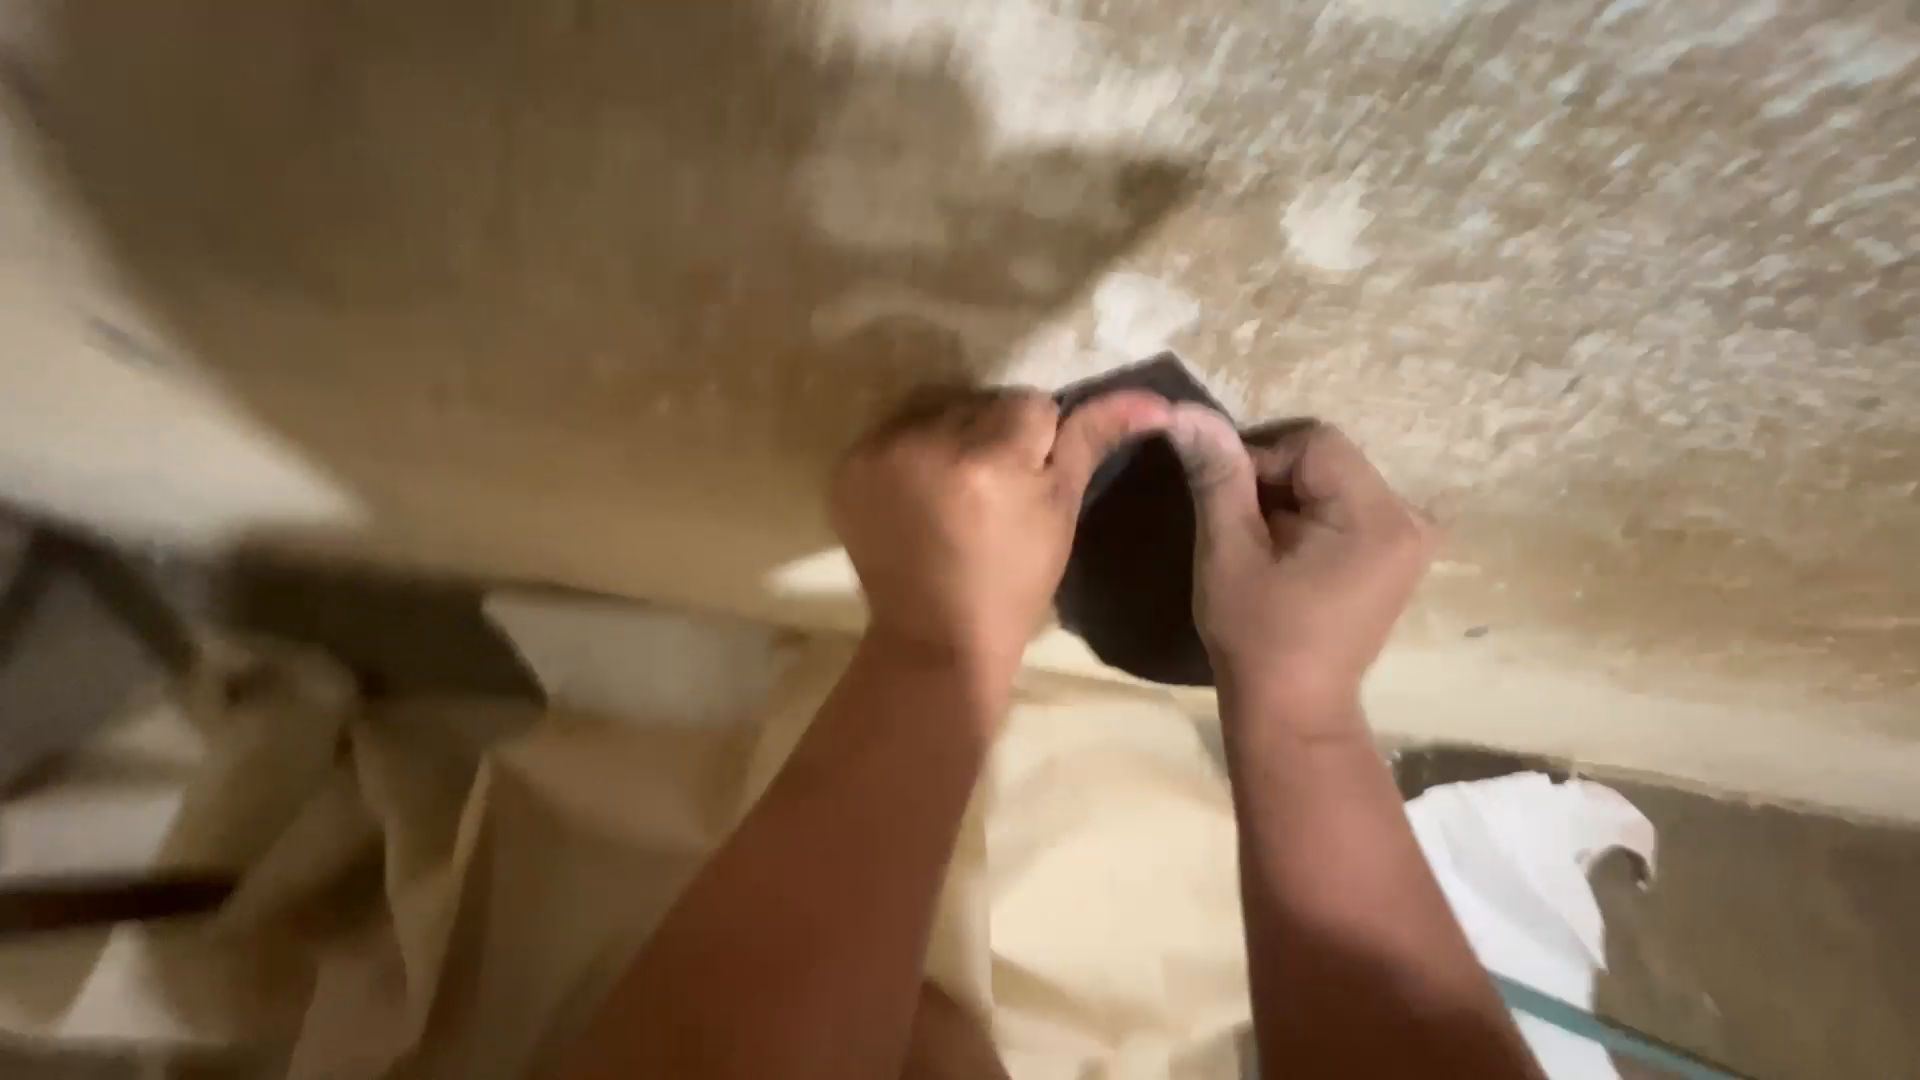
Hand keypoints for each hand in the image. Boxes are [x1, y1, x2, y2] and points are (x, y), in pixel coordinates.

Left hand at [831, 386, 1169, 690]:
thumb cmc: (1013, 583)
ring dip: (948, 439)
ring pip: (937, 412)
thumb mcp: (1061, 512)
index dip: (1036, 444)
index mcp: (991, 459)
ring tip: (951, 493)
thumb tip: (1156, 400)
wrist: (935, 637)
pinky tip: (916, 496)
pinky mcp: (848, 468)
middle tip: (988, 493)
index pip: (1031, 404)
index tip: (1025, 485)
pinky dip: (909, 455)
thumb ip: (1095, 440)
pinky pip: (894, 433)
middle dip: (991, 437)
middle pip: (980, 403)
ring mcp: (881, 455)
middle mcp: (930, 445)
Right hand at [1166, 406, 1435, 729]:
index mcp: (1377, 518)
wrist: (1293, 709)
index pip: (1313, 442)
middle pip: (1328, 459)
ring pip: (1334, 480)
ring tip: (1260, 545)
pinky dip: (1308, 517)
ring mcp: (1411, 539)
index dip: (1259, 461)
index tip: (1228, 506)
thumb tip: (1188, 415)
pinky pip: (1347, 506)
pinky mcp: (1398, 555)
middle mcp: (1410, 519)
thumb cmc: (1256, 634)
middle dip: (1275, 482)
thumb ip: (1217, 478)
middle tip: (1239, 528)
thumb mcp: (1227, 552)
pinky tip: (1286, 554)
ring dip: (1289, 499)